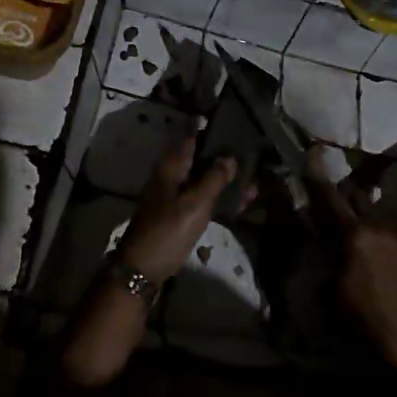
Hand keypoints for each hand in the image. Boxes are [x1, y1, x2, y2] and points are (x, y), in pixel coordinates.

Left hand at [114, 137, 244, 282]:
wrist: (143, 267)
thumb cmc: (168, 231)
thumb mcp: (195, 203)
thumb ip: (213, 179)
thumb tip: (229, 157)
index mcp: (171, 167)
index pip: (192, 138)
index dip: (212, 132)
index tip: (236, 128)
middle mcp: (171, 176)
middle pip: (199, 160)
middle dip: (223, 159)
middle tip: (252, 156)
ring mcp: (173, 196)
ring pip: (202, 181)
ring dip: (225, 181)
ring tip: (253, 181)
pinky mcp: (178, 214)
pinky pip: (201, 199)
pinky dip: (219, 199)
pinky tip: (241, 203)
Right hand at [307, 147, 396, 370]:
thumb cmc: (367, 314)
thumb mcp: (334, 289)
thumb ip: (327, 261)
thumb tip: (323, 249)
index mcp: (355, 233)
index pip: (330, 198)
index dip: (316, 176)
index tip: (311, 153)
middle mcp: (377, 227)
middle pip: (356, 198)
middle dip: (340, 192)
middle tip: (327, 189)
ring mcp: (396, 238)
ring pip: (371, 216)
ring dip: (358, 214)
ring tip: (346, 222)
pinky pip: (385, 235)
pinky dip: (372, 235)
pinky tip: (367, 248)